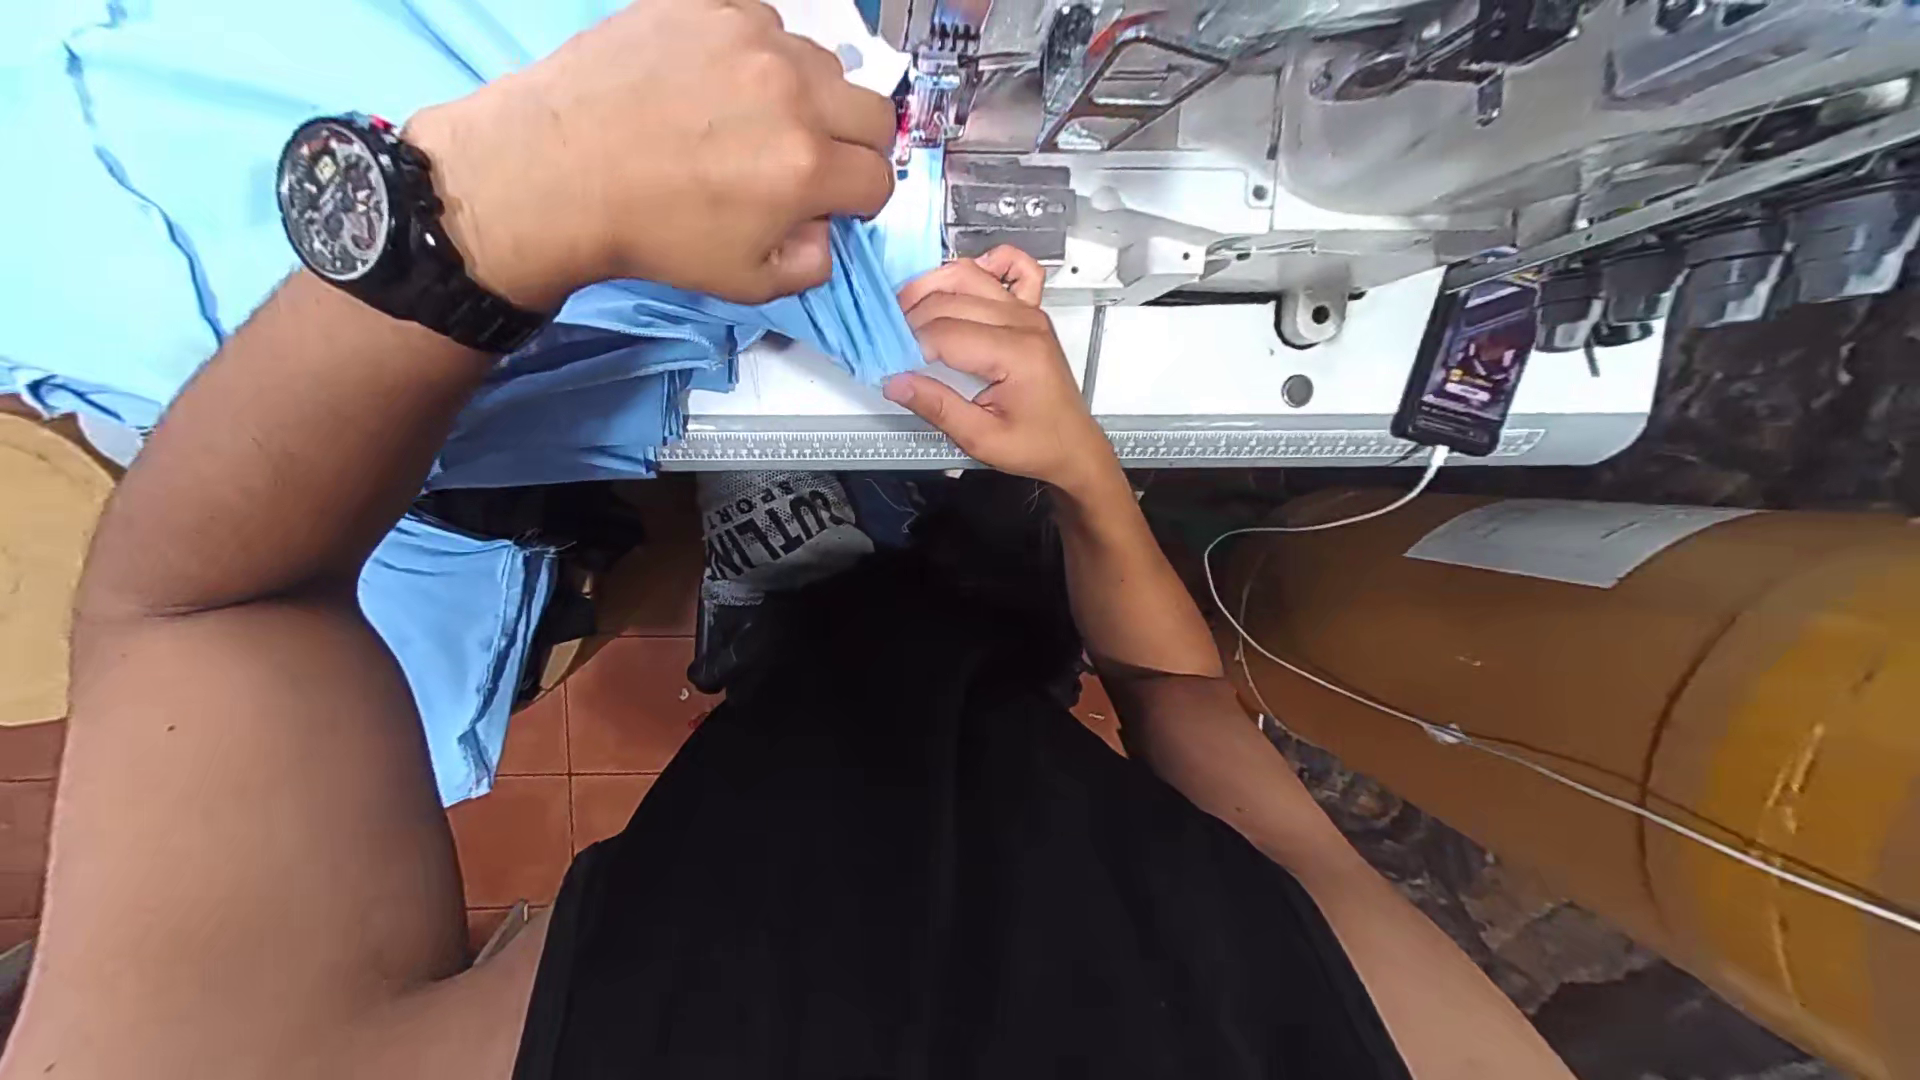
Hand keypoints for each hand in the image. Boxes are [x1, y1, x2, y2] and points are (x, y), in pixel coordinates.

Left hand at [405, 0, 896, 309]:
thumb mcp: (752, 283)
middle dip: (863, 148)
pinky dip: (767, 57)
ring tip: (769, 121)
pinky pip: (770, 24)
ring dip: (817, 100)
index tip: (839, 206)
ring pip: (828, 63)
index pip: (880, 178)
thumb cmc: (661, 237)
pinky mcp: (707, 4)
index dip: (866, 201)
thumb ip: (814, 263)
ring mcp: (750, 38)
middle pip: (877, 112)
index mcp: (805, 168)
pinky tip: (729, 83)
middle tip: (825, 163)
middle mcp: (792, 93)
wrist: (564, 172)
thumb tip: (825, 228)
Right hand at [884, 247, 1122, 498]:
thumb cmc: (1037, 445)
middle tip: (888, 339)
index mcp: (1016, 354)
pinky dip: (985, 265)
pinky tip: (962, 282)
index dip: (909, 345)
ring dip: (932, 286)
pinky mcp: (1032, 313)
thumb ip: (938, 407)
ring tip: (906, 309)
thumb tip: (896, 383)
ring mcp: (1030, 312)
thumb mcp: (982, 438)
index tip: (890, 362)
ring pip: (970, 276)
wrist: (1073, 447)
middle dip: (912, 317)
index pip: (945, 333)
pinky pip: (1013, 269)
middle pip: (951, 300)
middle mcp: (1025, 323)